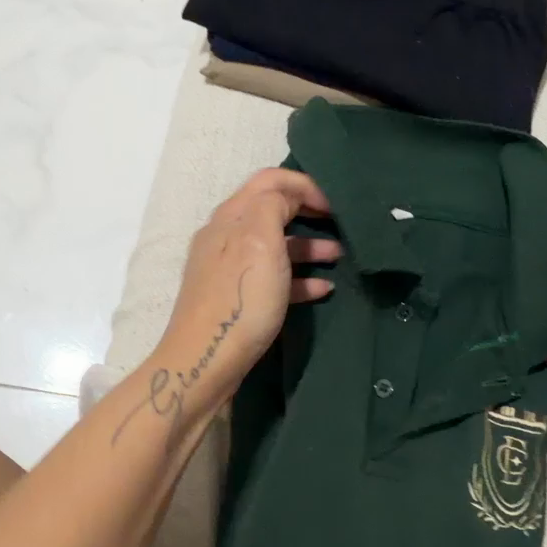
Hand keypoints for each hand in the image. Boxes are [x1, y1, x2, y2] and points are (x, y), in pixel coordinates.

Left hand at [160, 169, 340, 382]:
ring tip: (339, 257)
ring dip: (309, 246)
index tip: (336, 205)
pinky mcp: (238, 299)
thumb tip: (286, 197)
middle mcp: (227, 237)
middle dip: (310, 213)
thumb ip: (273, 206)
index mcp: (231, 217)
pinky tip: (323, 289)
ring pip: (276, 245)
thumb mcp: (259, 241)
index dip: (306, 185)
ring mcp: (231, 270)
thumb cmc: (239, 301)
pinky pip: (274, 278)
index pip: (270, 180)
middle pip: (273, 210)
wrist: (203, 366)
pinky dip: (300, 278)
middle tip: (342, 225)